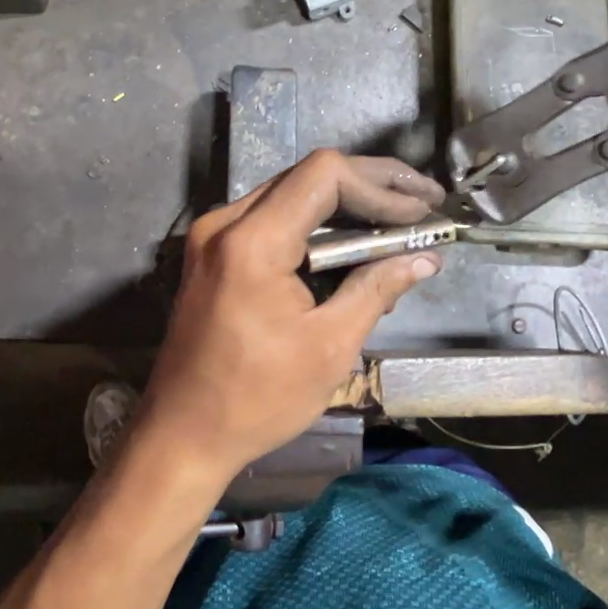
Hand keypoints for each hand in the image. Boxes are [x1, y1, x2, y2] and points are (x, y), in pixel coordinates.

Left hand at [132, 150, 445, 483]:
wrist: (181, 434)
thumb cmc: (256, 399)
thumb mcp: (328, 347)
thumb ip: (376, 290)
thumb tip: (426, 258)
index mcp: (251, 241)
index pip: (323, 174)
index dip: (380, 185)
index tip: (419, 213)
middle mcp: (225, 223)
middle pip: (307, 176)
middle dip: (370, 185)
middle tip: (423, 203)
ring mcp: (213, 236)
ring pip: (290, 193)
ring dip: (345, 204)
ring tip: (398, 222)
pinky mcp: (212, 254)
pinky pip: (271, 219)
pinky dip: (314, 225)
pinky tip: (352, 243)